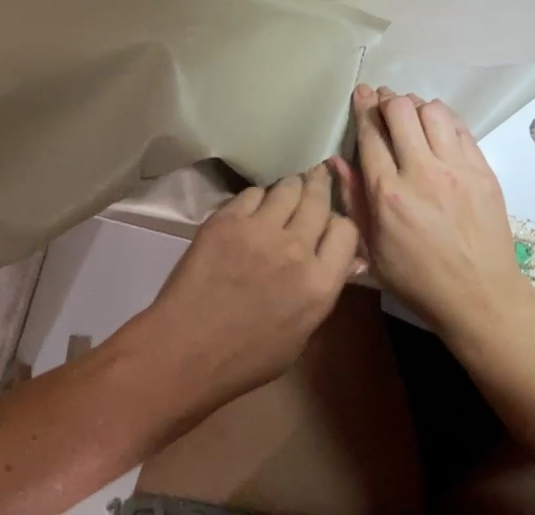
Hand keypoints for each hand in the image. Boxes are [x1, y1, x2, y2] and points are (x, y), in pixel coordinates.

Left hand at [127, 165, 360, 404]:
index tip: (331, 223)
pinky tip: (255, 205)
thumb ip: (324, 292)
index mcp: (320, 284)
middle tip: (318, 178)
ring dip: (292, 187)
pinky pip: (253, 193)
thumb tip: (349, 261)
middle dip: (320, 187)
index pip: (347, 230)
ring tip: (290, 187)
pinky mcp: (227, 219)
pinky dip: (259, 197)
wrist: (186, 349)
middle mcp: (296, 249)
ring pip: (288, 188)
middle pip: (318, 200)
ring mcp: (260, 229)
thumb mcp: (300, 337)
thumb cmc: (246, 358)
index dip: (340, 223)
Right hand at [332, 85, 533, 339]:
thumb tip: (335, 161)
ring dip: (417, 106)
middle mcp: (421, 173)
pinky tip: (437, 125)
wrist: (480, 297)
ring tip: (411, 114)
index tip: (362, 93)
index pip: (370, 134)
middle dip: (388, 100)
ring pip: (433, 111)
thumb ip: (352, 200)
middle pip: (401, 111)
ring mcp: (456, 170)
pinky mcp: (483, 171)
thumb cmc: (418, 280)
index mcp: (388, 194)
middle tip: (384, 102)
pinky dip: (444, 118)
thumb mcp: (372, 249)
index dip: (364, 107)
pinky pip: (461, 127)